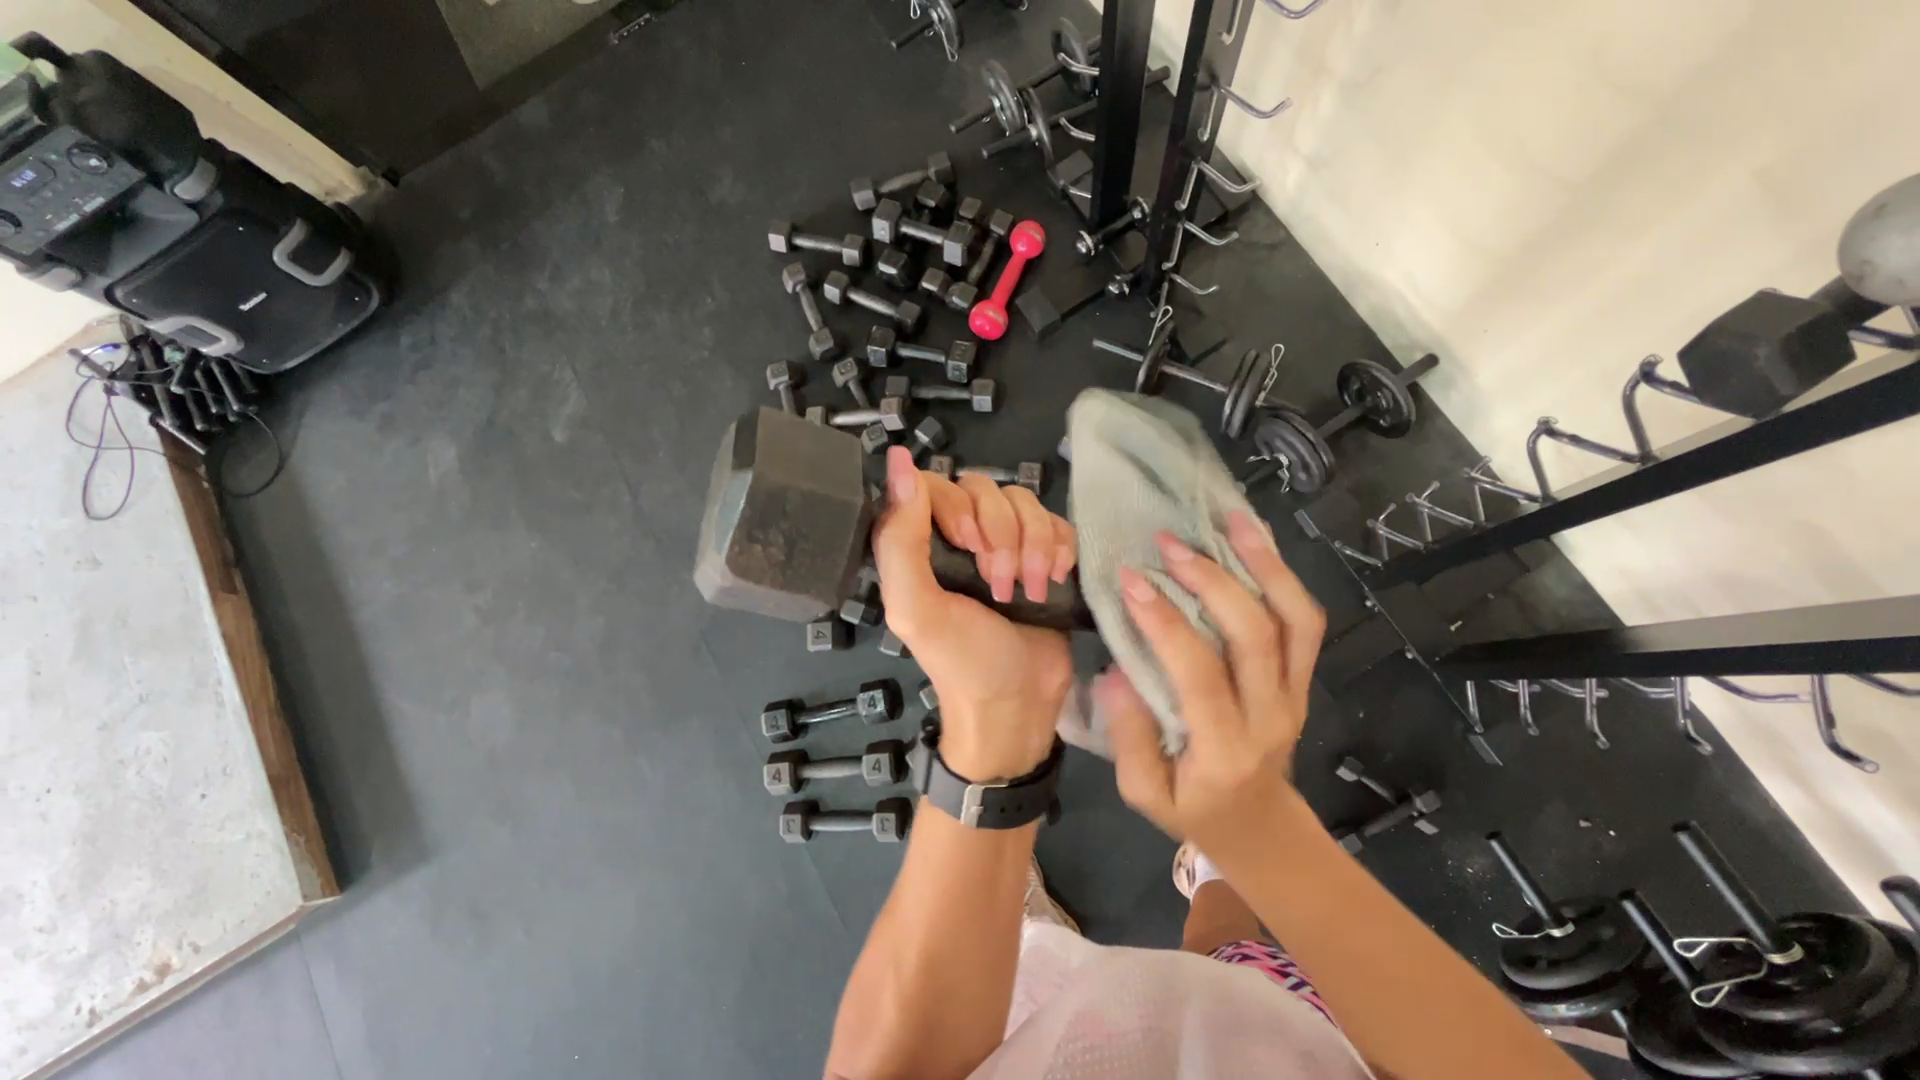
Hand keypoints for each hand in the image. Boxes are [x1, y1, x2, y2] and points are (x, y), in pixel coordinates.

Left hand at [872, 447, 1076, 780]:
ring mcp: (1007, 544)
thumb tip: (898, 460)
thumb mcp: (916, 608)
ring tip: (1030, 591)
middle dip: (1002, 534)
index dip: (959, 507)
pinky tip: (1055, 580)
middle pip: (986, 488)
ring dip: (1033, 546)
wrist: (1020, 705)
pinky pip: (1057, 522)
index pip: (935, 483)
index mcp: (922, 545)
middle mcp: (962, 537)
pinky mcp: (1045, 556)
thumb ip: (900, 539)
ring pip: (1025, 502)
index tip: (969, 547)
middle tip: (1000, 584)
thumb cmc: (962, 661)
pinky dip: (1059, 549)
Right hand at [1096, 511, 1324, 846]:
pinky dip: (1282, 575)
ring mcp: (1294, 693)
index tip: (1131, 580)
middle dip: (1211, 580)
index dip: (1165, 623)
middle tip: (1168, 544)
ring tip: (1230, 519)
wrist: (1261, 826)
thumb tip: (1116, 670)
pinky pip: (1304, 621)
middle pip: (1255, 635)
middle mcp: (1270, 715)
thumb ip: (1128, 733)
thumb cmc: (1193, 808)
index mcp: (1225, 749)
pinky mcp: (1303, 678)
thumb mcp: (1143, 791)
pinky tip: (1255, 540)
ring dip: (1264, 563)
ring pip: (1295, 619)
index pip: (1200, 674)